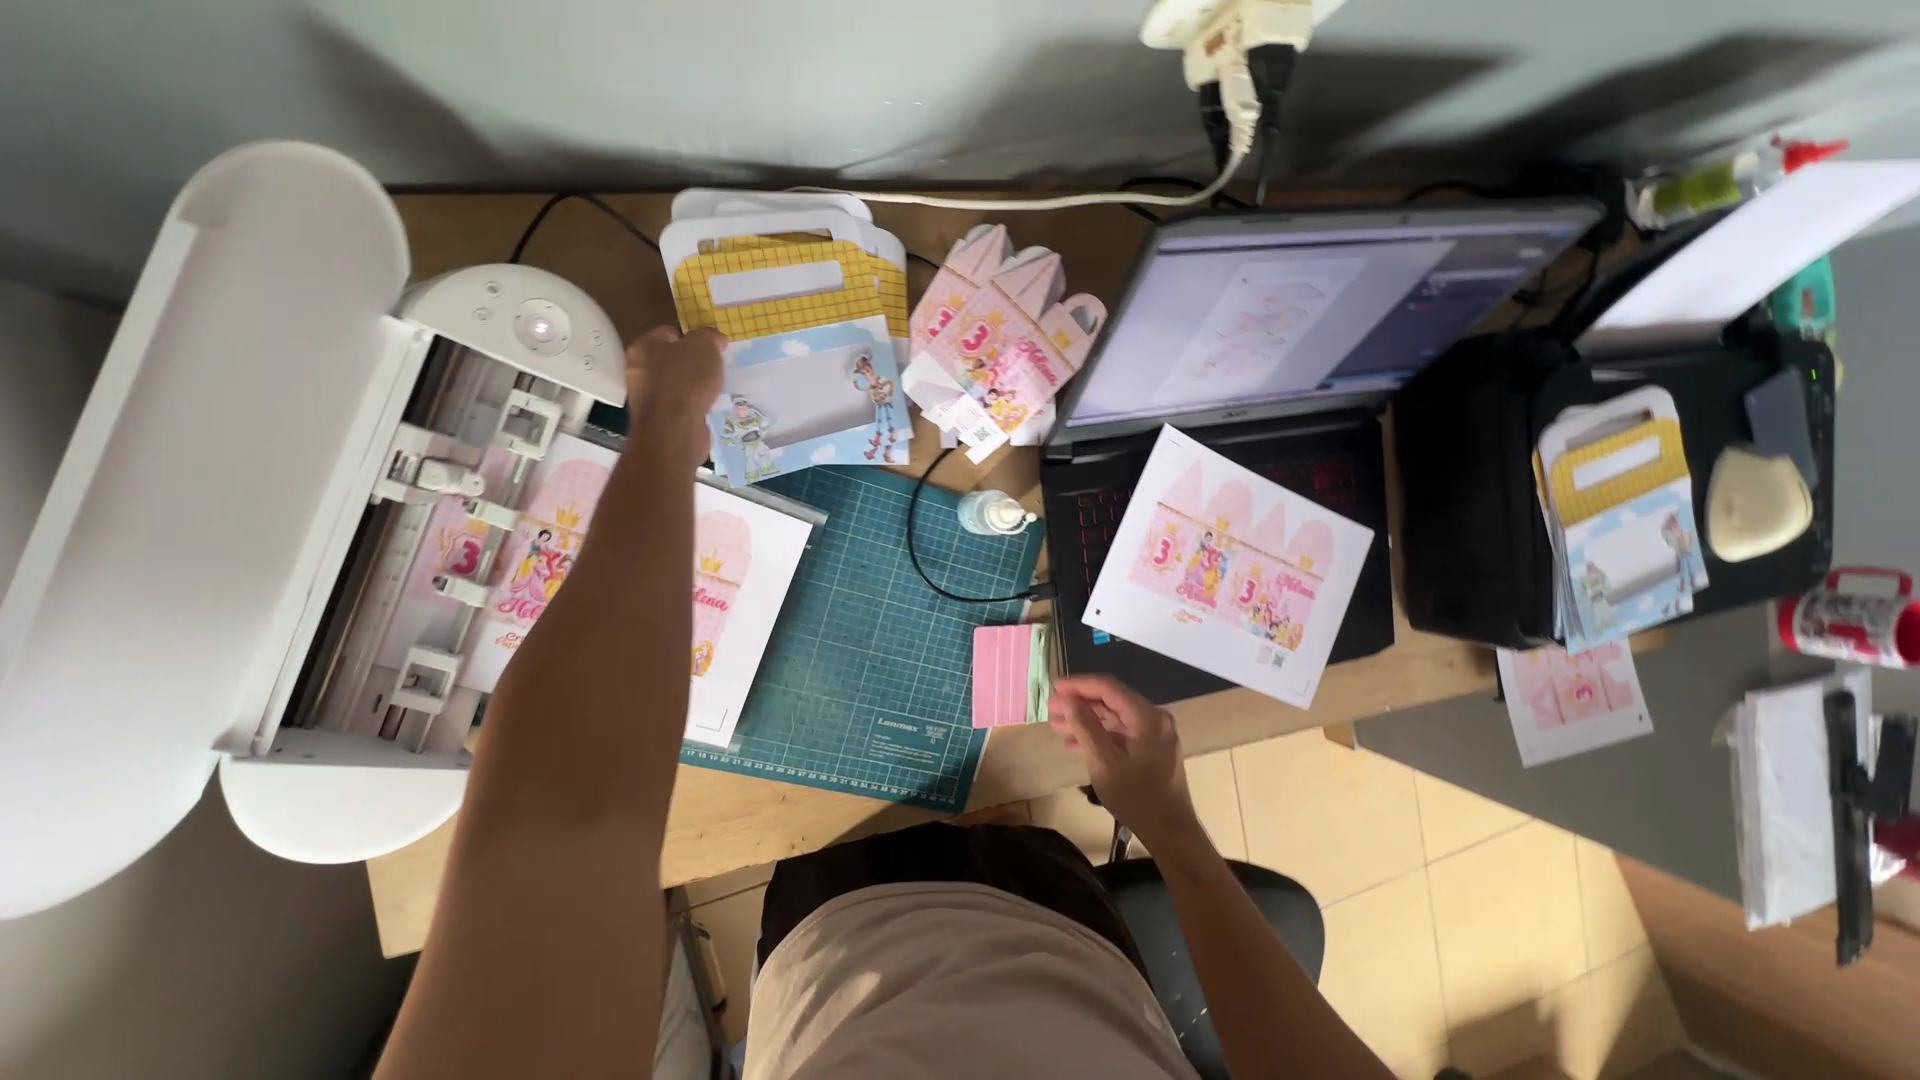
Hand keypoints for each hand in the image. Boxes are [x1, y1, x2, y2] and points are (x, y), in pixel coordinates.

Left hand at [624, 326, 725, 466]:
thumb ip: (710, 336)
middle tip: (716, 368)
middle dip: (695, 364)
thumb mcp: (705, 346)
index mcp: (644, 346)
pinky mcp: (657, 420)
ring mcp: (646, 397)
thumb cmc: (687, 380)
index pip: (670, 332)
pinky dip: (693, 406)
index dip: (694, 337)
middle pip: (672, 360)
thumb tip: (714, 339)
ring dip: (695, 387)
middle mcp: (638, 370)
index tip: (713, 347)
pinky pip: (679, 406)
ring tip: (716, 389)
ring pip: (677, 384)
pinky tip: (708, 407)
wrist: (675, 429)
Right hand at [1049, 675, 1200, 849]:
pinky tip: (1077, 744)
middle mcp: (1154, 717)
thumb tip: (1067, 699)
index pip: (1108, 687)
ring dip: (1087, 720)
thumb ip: (1085, 726)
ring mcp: (1156, 733)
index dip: (1078, 685)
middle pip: (1112, 700)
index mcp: (1146, 716)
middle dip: (1080, 704)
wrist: (1170, 832)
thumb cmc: (1136, 797)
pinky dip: (1101, 734)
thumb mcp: (1104, 762)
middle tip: (1052, 711)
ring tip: (1058, 727)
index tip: (1053, 688)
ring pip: (1115, 717)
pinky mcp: (1153, 748)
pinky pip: (1123, 732)